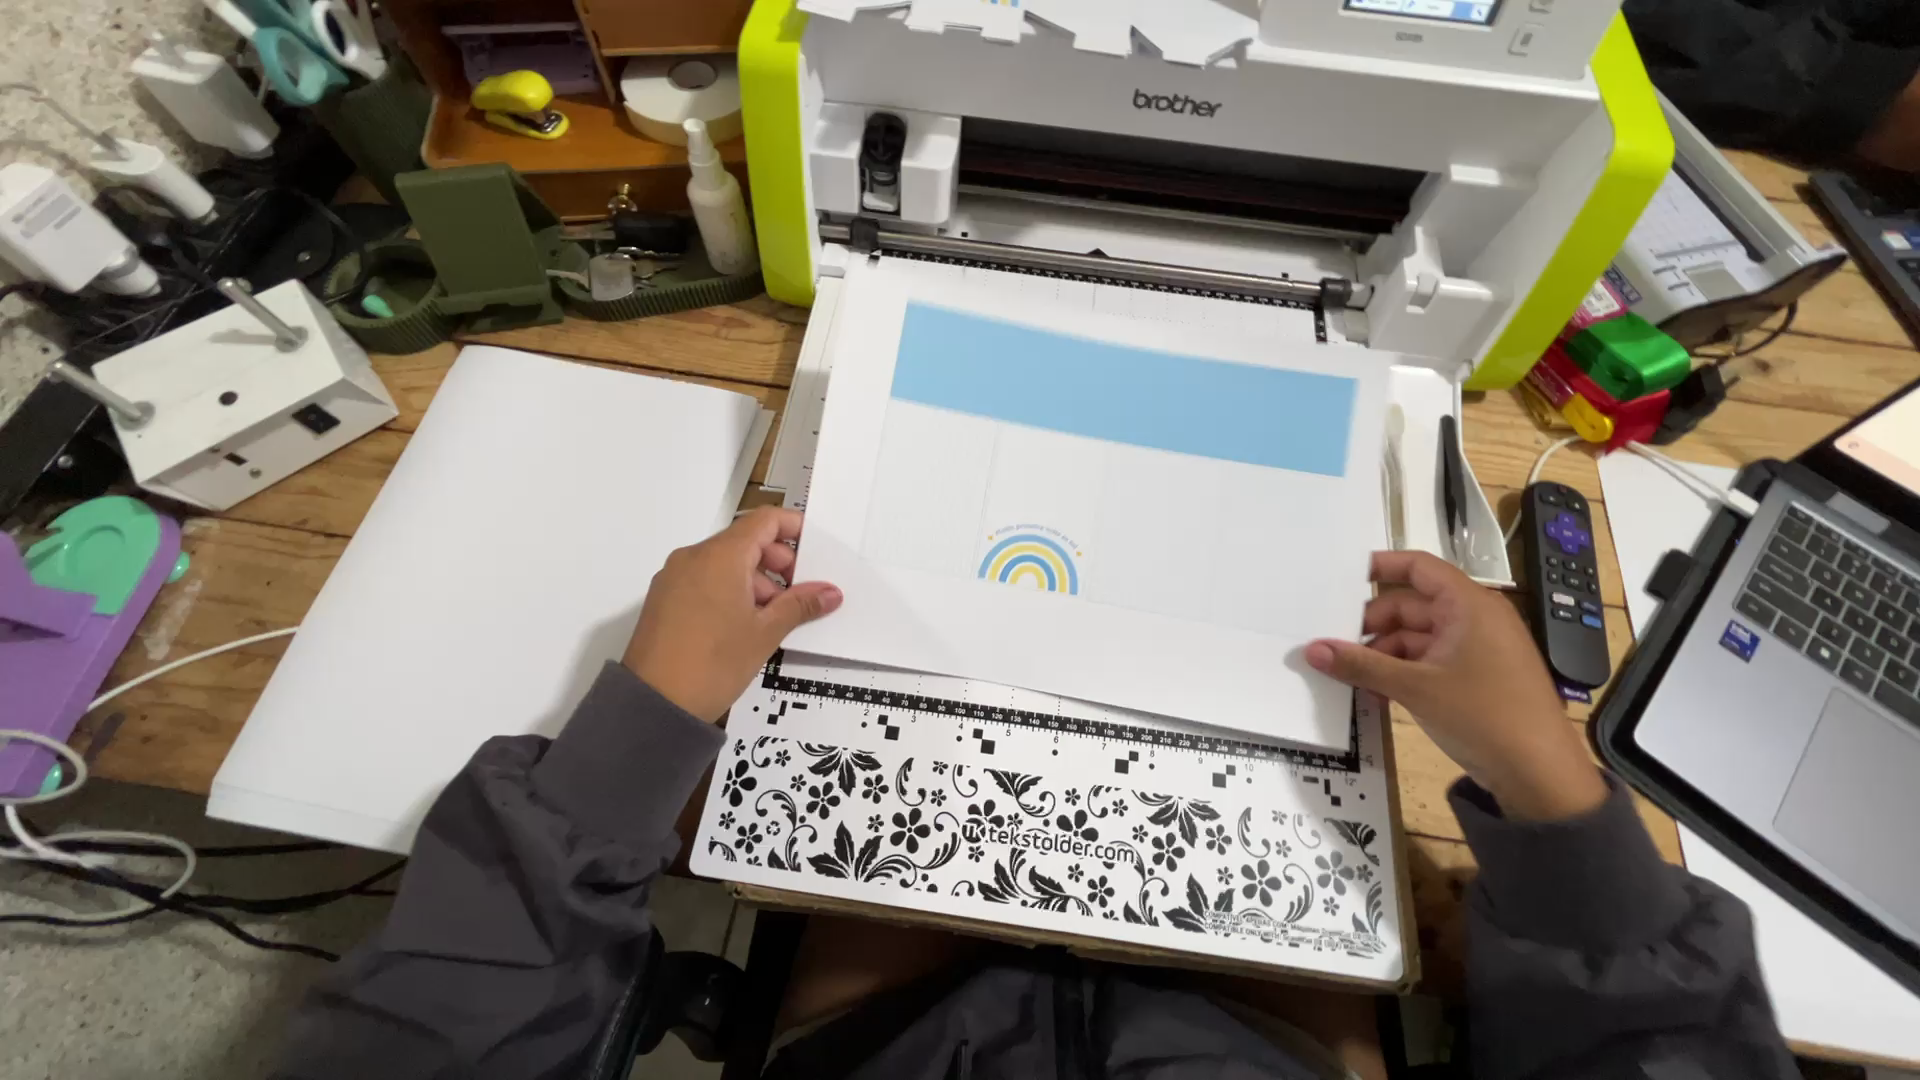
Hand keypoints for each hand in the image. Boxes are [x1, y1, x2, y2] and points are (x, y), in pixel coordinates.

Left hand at [623, 507, 842, 722]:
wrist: (652, 706)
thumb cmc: (714, 663)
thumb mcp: (766, 633)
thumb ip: (800, 605)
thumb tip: (831, 592)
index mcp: (721, 556)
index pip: (764, 520)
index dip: (794, 528)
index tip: (815, 550)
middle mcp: (694, 557)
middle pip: (746, 541)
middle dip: (778, 562)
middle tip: (798, 595)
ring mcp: (674, 577)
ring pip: (726, 563)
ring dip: (756, 580)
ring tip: (773, 619)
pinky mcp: (664, 598)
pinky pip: (706, 580)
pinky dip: (731, 590)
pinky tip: (745, 625)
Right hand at [1305, 551, 1606, 821]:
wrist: (1542, 775)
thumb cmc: (1484, 715)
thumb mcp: (1414, 688)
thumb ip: (1360, 665)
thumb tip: (1312, 650)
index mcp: (1468, 606)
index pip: (1418, 567)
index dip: (1380, 566)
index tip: (1341, 578)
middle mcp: (1474, 619)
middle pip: (1409, 606)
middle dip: (1371, 626)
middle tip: (1335, 645)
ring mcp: (1476, 648)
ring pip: (1414, 637)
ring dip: (1382, 654)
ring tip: (1353, 677)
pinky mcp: (1475, 675)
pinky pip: (1428, 660)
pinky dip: (1401, 671)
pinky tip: (1377, 694)